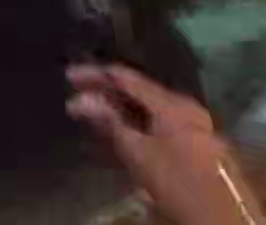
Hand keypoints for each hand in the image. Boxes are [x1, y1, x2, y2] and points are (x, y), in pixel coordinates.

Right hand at [67, 64, 265, 224]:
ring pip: (148, 110)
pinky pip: (158, 126)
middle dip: (106, 93)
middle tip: (76, 97)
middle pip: (137, 91)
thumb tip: (82, 100)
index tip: (69, 76)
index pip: (126, 77)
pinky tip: (120, 137)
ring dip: (120, 111)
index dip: (95, 74)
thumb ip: (112, 124)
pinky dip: (136, 126)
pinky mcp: (196, 148)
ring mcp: (193, 127)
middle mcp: (183, 107)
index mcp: (171, 103)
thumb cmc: (183, 191)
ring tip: (91, 115)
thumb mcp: (141, 157)